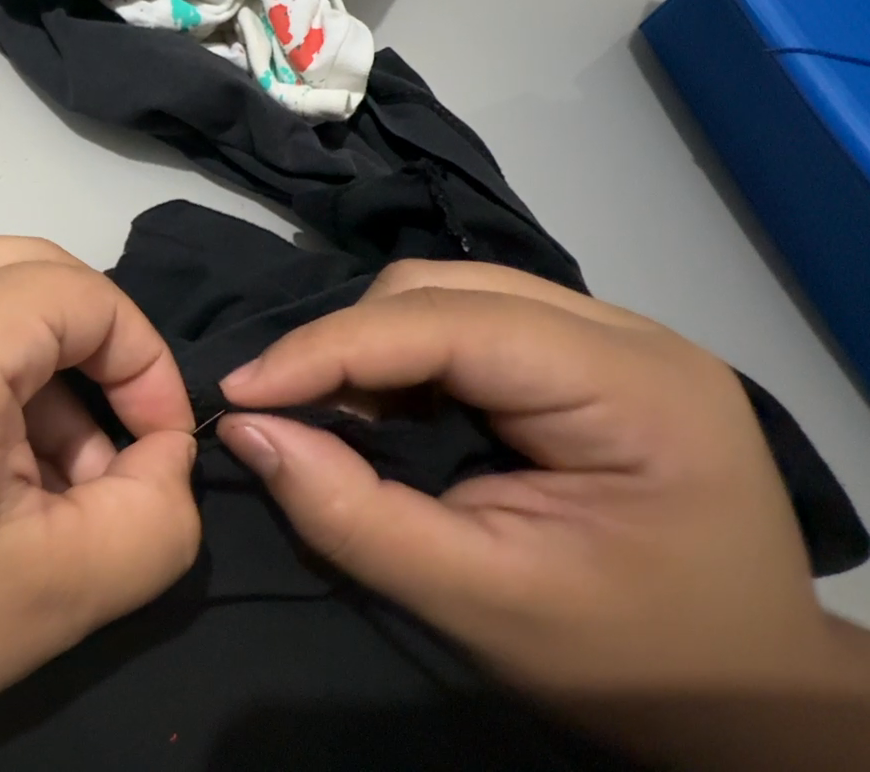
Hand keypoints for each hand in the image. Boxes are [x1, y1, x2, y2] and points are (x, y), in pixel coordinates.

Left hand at [0, 236, 200, 768]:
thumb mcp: (53, 589)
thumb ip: (156, 518)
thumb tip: (161, 463)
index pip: (90, 295)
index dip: (149, 368)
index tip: (159, 456)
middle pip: (36, 279)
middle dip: (96, 359)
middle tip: (107, 459)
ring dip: (38, 382)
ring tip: (42, 495)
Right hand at [215, 261, 869, 765]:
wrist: (734, 686)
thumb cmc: (620, 655)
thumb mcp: (472, 599)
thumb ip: (350, 512)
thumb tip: (245, 428)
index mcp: (632, 392)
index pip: (448, 325)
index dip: (329, 349)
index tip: (240, 393)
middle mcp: (624, 336)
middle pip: (437, 289)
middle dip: (344, 345)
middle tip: (288, 413)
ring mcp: (604, 336)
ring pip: (437, 292)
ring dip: (365, 346)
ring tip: (336, 414)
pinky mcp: (575, 353)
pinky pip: (452, 319)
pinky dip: (393, 357)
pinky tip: (384, 409)